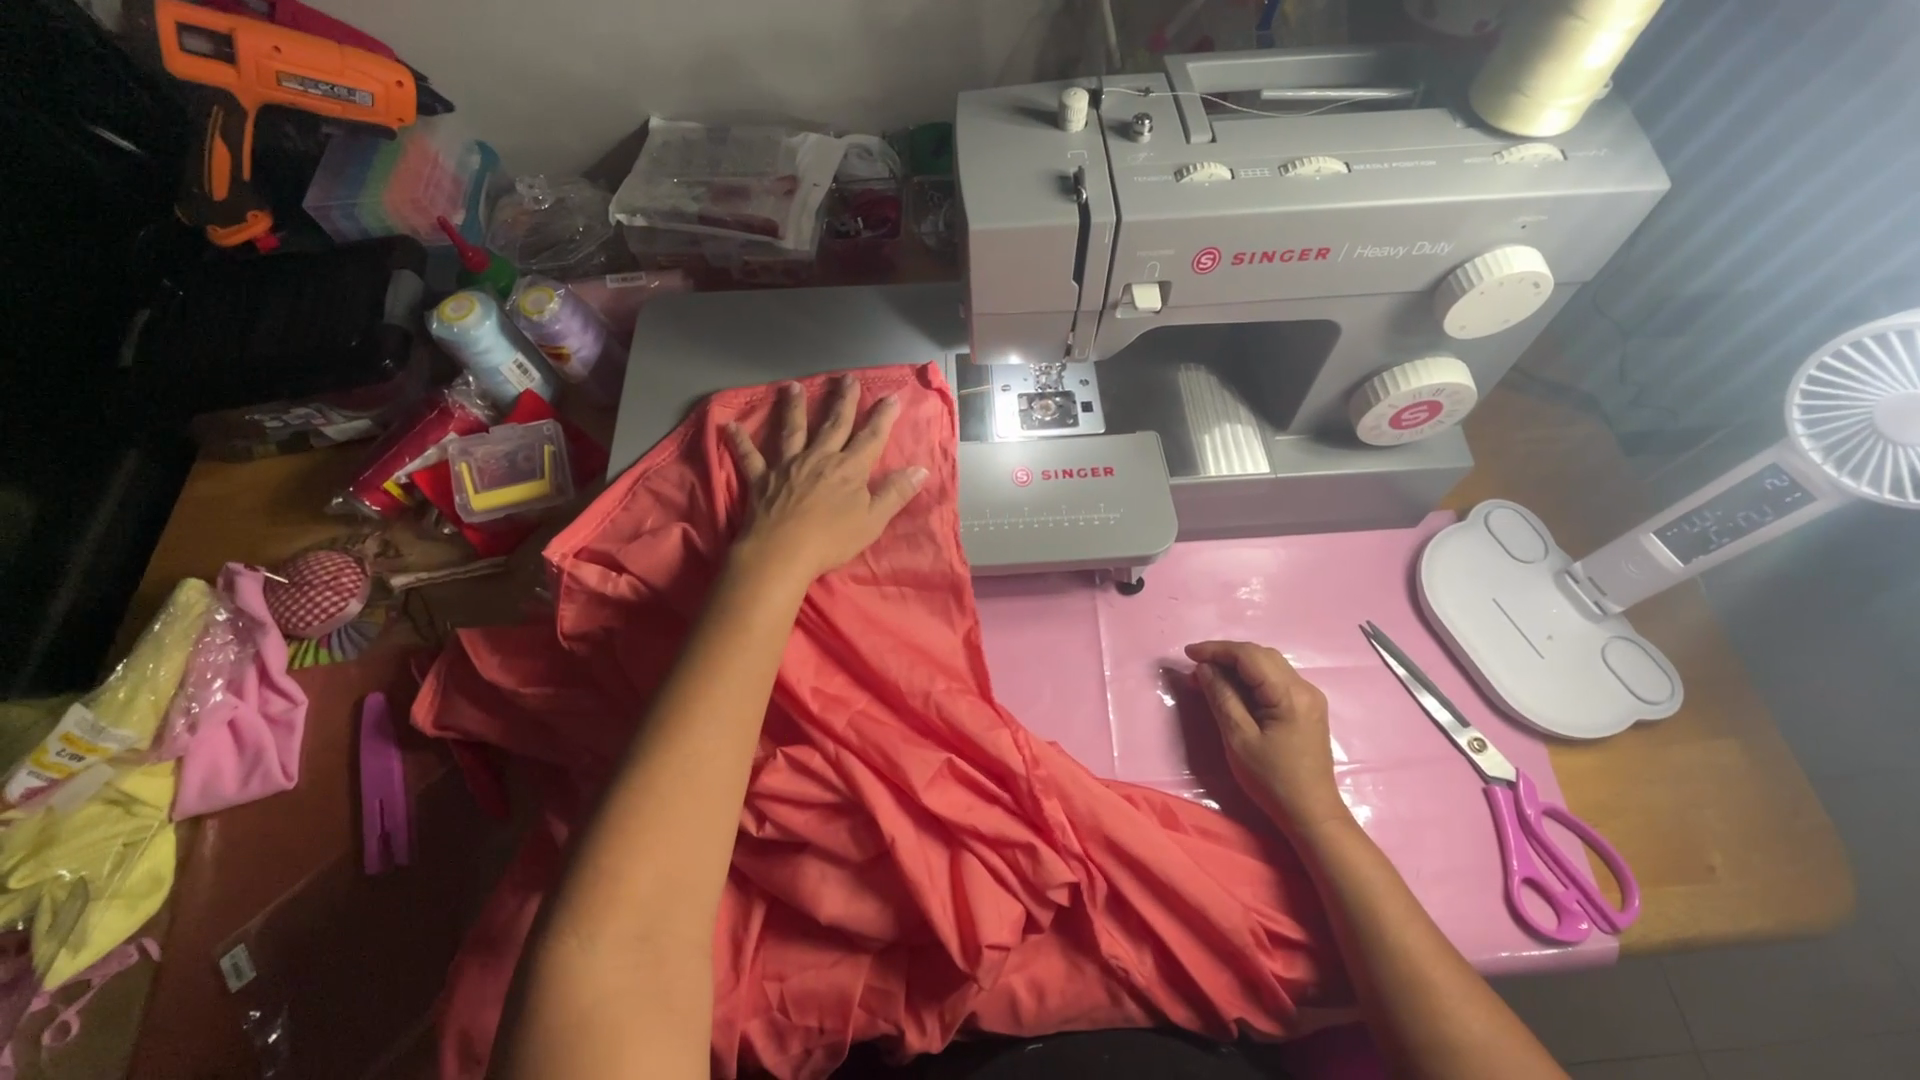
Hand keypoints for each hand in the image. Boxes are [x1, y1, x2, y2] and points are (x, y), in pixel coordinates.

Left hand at [723, 375, 927, 585]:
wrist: (782, 553)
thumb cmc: (832, 540)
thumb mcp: (873, 520)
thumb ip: (895, 493)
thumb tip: (921, 470)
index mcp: (849, 469)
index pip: (871, 437)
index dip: (883, 417)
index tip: (891, 397)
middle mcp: (819, 458)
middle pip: (834, 424)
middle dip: (843, 401)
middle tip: (847, 378)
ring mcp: (788, 465)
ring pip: (793, 430)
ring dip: (794, 407)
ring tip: (793, 387)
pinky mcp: (762, 479)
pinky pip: (750, 456)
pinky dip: (739, 441)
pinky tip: (729, 426)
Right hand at [1185, 640, 1346, 833]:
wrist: (1310, 812)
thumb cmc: (1272, 780)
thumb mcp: (1239, 739)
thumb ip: (1222, 698)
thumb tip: (1205, 668)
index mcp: (1290, 694)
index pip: (1249, 656)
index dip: (1216, 650)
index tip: (1187, 654)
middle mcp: (1304, 688)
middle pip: (1261, 656)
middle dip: (1225, 656)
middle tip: (1195, 669)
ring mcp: (1309, 697)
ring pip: (1268, 666)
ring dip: (1237, 666)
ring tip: (1208, 677)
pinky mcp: (1306, 707)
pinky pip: (1275, 680)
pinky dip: (1250, 678)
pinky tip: (1232, 689)